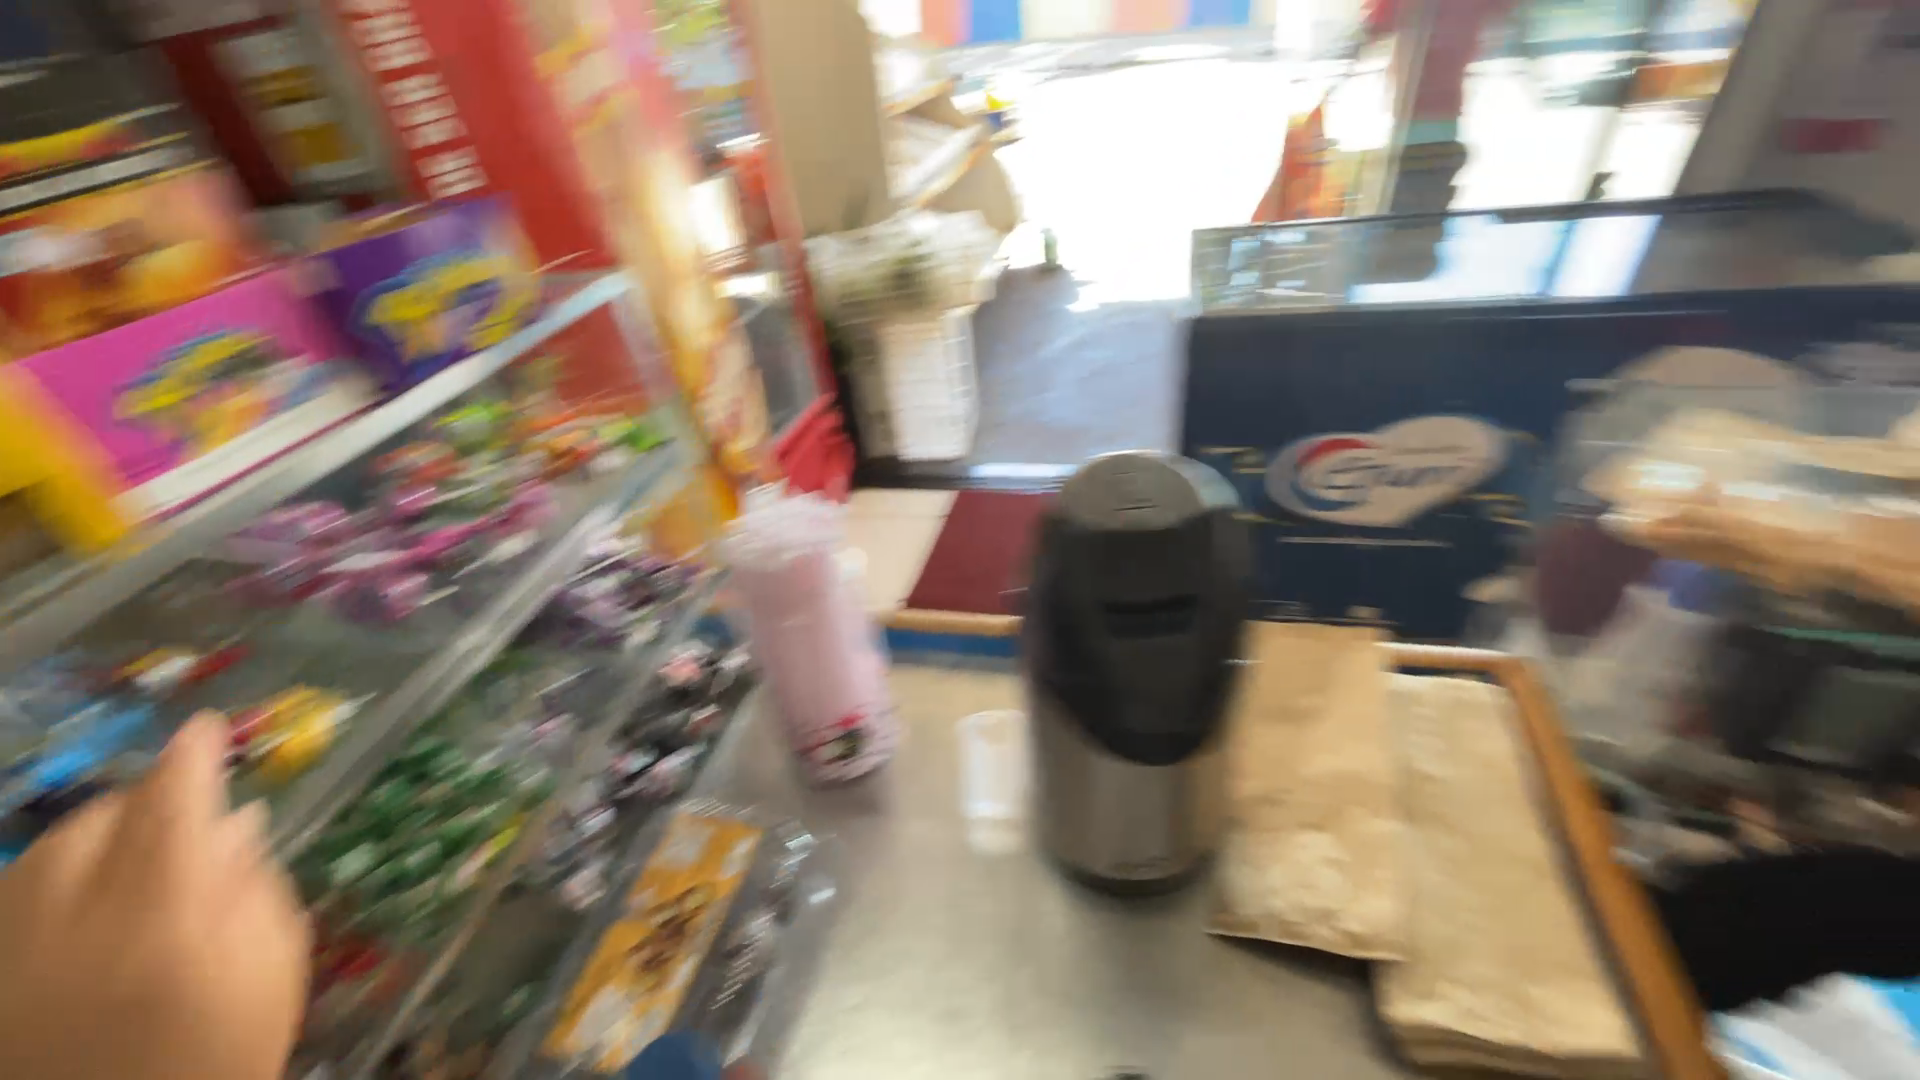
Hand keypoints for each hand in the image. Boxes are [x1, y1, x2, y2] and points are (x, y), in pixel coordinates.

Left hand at [0, 713, 310, 1079]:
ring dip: (92, 834)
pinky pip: (6, 899)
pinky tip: (82, 893)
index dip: (190, 761)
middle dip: (141, 801)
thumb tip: (237, 822)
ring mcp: (7, 962)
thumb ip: (256, 886)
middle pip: (92, 827)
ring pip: (36, 857)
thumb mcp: (273, 962)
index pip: (171, 812)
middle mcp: (69, 931)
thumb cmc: (228, 1044)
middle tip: (182, 805)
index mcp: (165, 921)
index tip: (205, 728)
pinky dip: (48, 875)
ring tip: (135, 848)